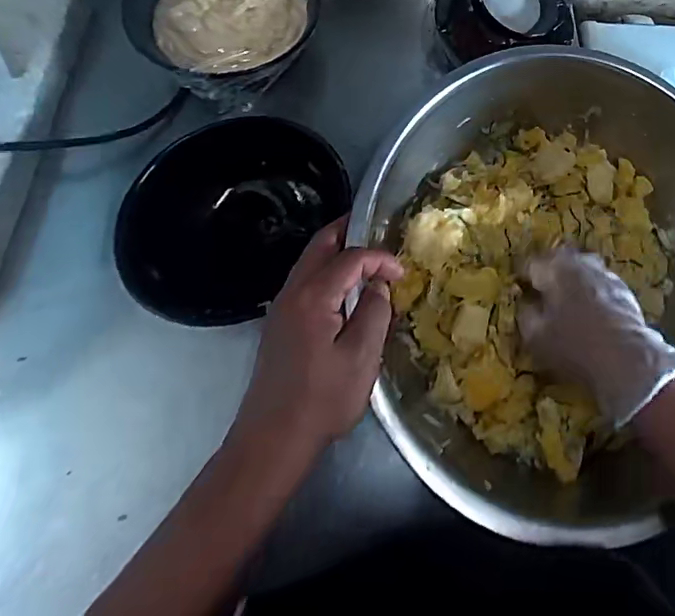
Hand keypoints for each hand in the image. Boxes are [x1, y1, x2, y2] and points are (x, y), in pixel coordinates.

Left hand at [234, 216, 402, 454]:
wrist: (271, 442)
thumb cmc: (321, 400)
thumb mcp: (362, 357)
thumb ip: (375, 312)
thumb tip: (380, 287)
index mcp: (312, 297)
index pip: (350, 257)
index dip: (380, 259)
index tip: (403, 275)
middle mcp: (291, 293)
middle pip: (320, 245)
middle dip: (351, 231)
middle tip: (381, 231)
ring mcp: (281, 308)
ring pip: (310, 261)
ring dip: (339, 252)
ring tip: (371, 260)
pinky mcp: (280, 325)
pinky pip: (306, 281)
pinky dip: (329, 272)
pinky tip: (348, 289)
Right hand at [518, 247, 674, 425]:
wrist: (625, 358)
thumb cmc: (573, 345)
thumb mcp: (535, 336)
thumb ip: (524, 313)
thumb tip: (524, 302)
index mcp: (555, 268)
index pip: (530, 264)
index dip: (520, 277)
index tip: (516, 290)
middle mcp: (580, 262)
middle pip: (557, 260)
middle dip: (547, 273)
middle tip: (539, 293)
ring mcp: (605, 273)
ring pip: (581, 269)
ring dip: (571, 280)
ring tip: (565, 301)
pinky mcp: (623, 288)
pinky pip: (598, 283)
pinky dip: (590, 291)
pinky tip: (589, 311)